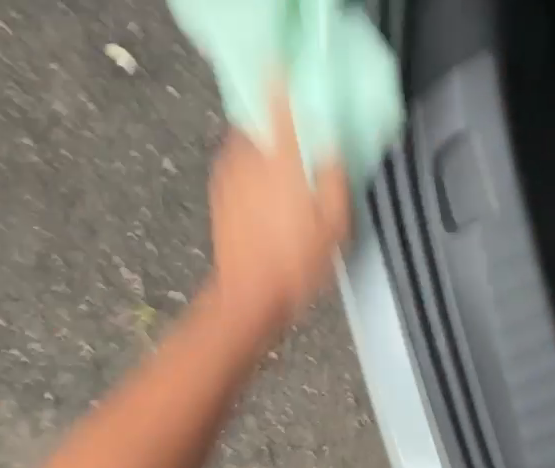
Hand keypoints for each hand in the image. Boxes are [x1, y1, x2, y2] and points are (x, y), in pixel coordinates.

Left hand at [207, 87, 351, 327]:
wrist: (248, 299)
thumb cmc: (292, 268)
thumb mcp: (334, 225)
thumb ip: (336, 176)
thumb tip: (335, 147)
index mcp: (281, 157)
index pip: (280, 97)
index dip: (290, 83)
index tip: (301, 82)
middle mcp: (249, 157)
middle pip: (266, 122)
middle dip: (284, 131)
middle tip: (305, 149)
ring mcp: (229, 175)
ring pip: (251, 146)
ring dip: (268, 154)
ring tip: (289, 184)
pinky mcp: (219, 195)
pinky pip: (239, 170)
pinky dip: (254, 175)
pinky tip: (270, 203)